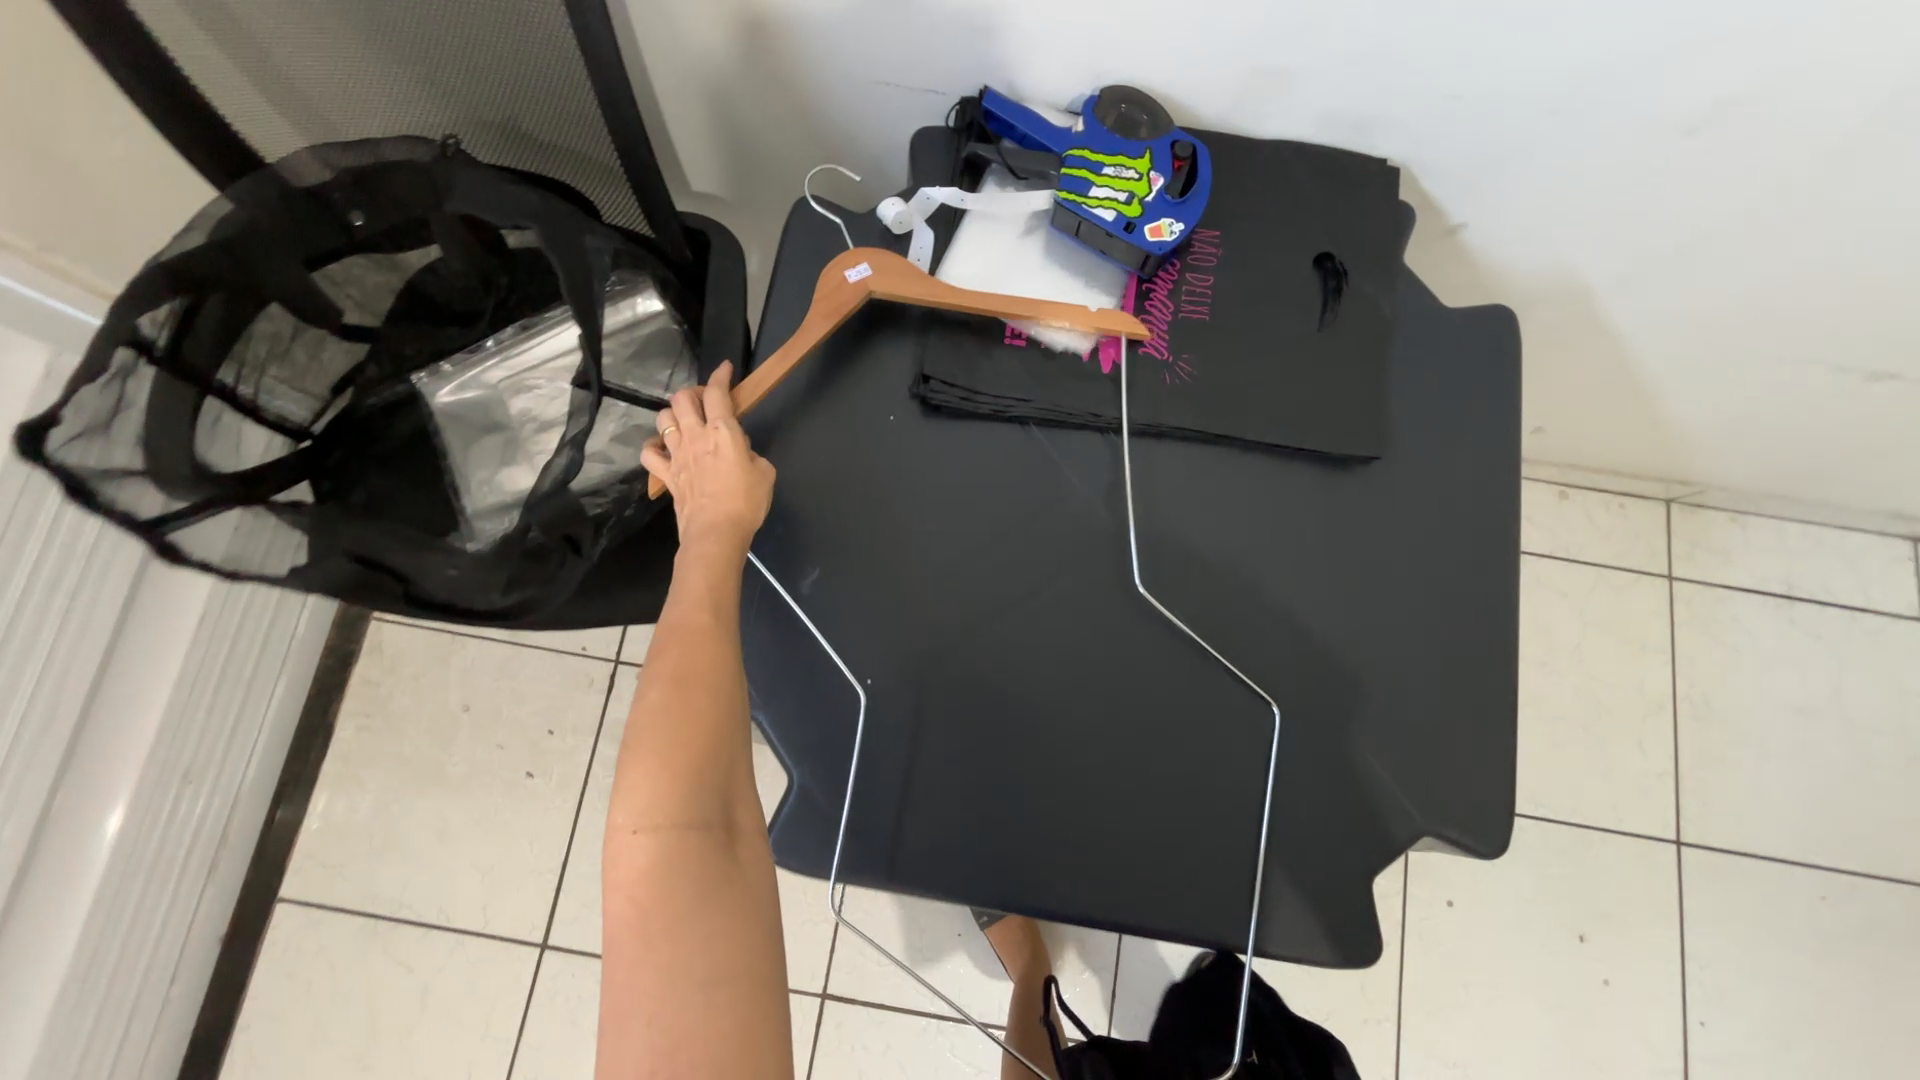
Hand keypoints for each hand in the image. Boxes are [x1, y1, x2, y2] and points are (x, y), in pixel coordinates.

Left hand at [641, 361, 774, 559]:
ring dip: (672, 415)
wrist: (717, 532)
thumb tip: (740, 450)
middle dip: (693, 393)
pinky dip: (653, 447)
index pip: (717, 393)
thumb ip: (751, 454)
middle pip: (682, 398)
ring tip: (683, 423)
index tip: (726, 369)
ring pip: (662, 419)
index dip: (721, 376)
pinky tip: (662, 448)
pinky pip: (649, 453)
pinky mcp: (666, 475)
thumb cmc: (747, 502)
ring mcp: (676, 455)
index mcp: (723, 431)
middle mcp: (695, 436)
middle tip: (704, 402)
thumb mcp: (765, 472)